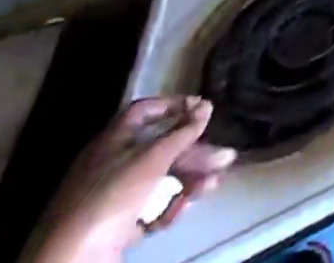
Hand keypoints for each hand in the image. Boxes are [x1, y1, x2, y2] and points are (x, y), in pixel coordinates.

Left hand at [26, 96, 237, 262]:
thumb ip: (181, 133)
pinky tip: (184, 208)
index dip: (174, 105)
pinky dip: (169, 207)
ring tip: (214, 184)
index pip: (145, 111)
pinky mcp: (117, 228)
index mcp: (113, 141)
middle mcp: (113, 165)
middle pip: (160, 149)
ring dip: (189, 179)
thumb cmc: (110, 199)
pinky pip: (150, 209)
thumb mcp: (150, 159)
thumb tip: (206, 105)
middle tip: (224, 157)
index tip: (203, 109)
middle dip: (193, 152)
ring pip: (159, 180)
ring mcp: (114, 199)